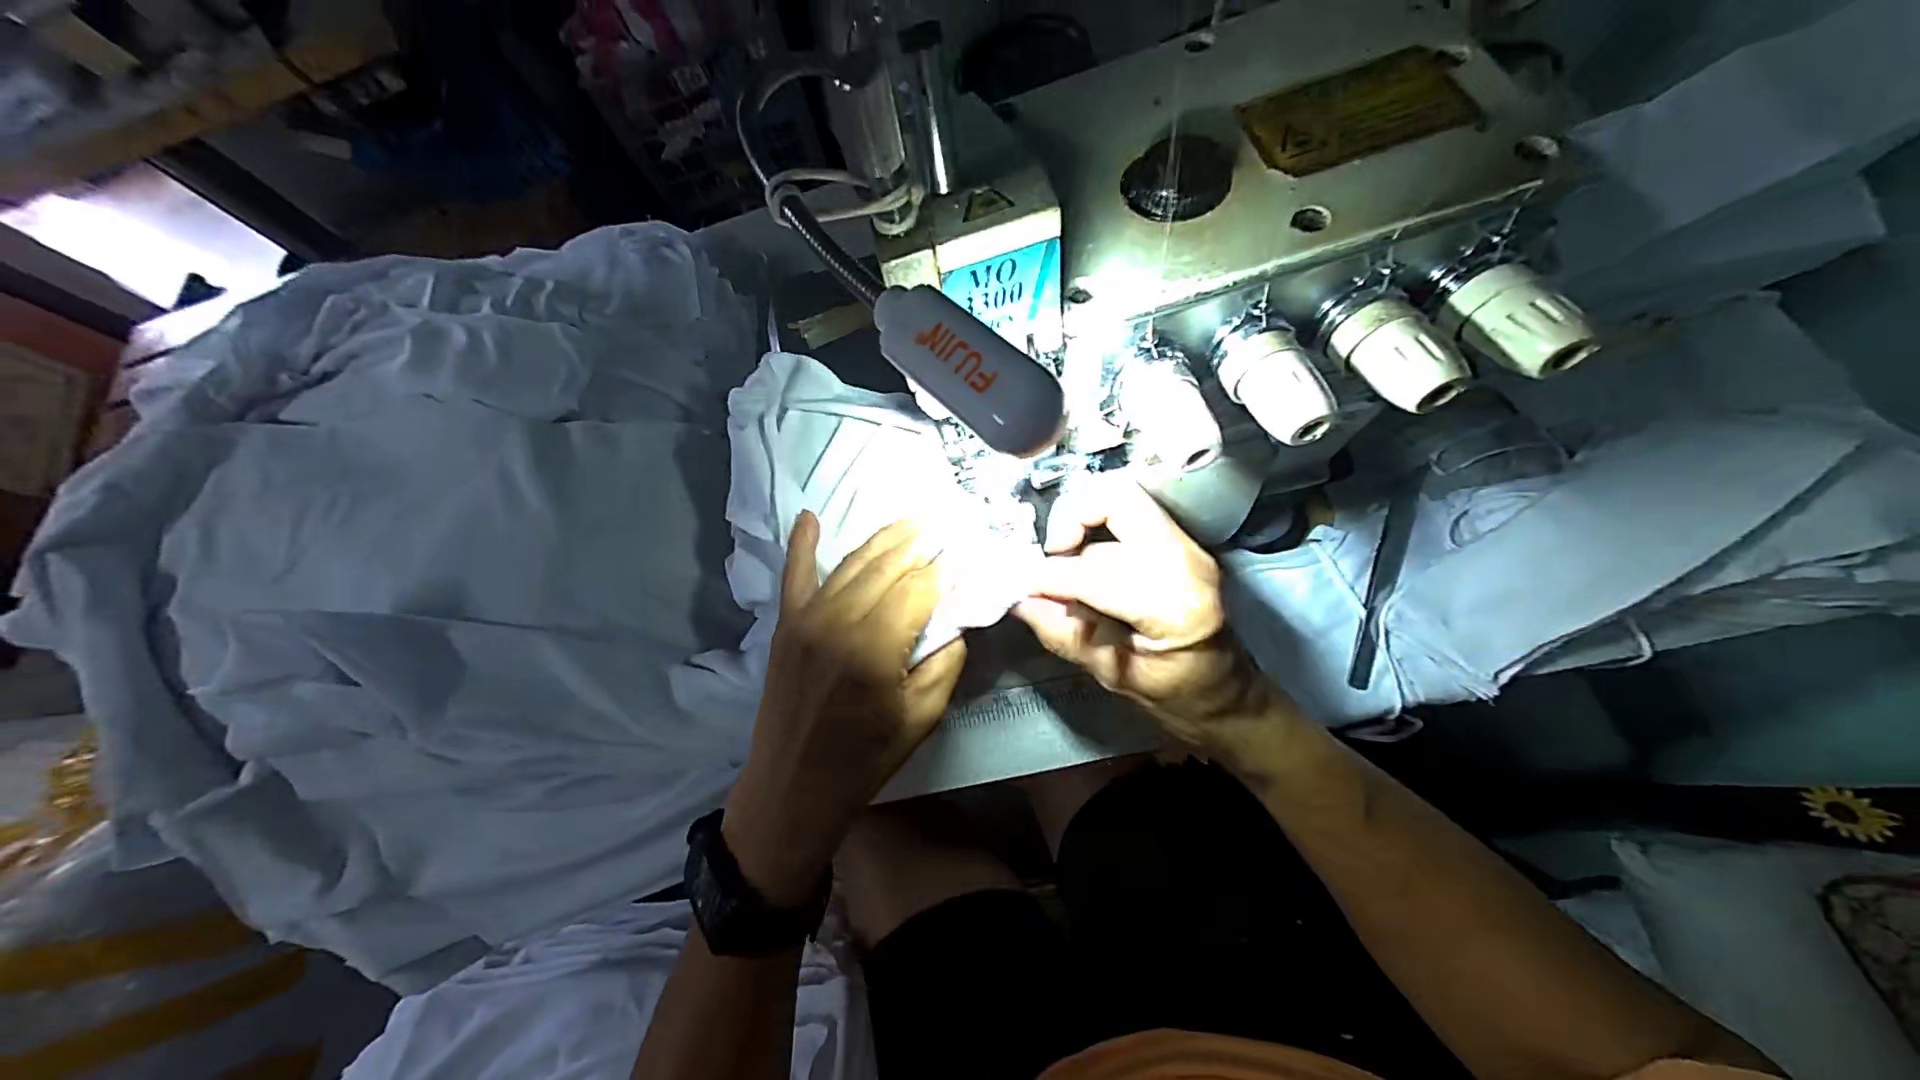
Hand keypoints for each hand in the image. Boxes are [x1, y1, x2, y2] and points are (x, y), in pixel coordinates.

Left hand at [724, 513, 967, 904]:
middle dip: (919, 543)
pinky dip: (802, 544)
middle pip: (886, 566)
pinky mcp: (786, 625)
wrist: (794, 787)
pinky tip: (810, 517)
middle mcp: (836, 621)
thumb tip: (956, 615)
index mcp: (873, 647)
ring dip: (882, 540)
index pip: (918, 588)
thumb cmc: (866, 758)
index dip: (945, 569)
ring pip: (850, 564)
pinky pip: (795, 575)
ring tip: (910, 521)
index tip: (966, 554)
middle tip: (944, 523)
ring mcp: (805, 618)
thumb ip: (945, 659)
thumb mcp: (923, 717)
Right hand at [1013, 475, 1295, 761]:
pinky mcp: (1181, 541)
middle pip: (1116, 498)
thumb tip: (1021, 600)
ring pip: (1120, 498)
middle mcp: (1187, 561)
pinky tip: (1085, 556)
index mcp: (1177, 606)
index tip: (1022, 587)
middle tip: (1050, 556)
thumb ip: (1066, 635)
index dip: (1049, 577)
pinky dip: (1096, 523)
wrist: (1230, 695)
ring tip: (1065, 560)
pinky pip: (1128, 512)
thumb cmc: (1180, 698)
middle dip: (1069, 520)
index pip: (1096, 571)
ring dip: (1082, 521)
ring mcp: (1188, 545)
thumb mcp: (1116, 678)